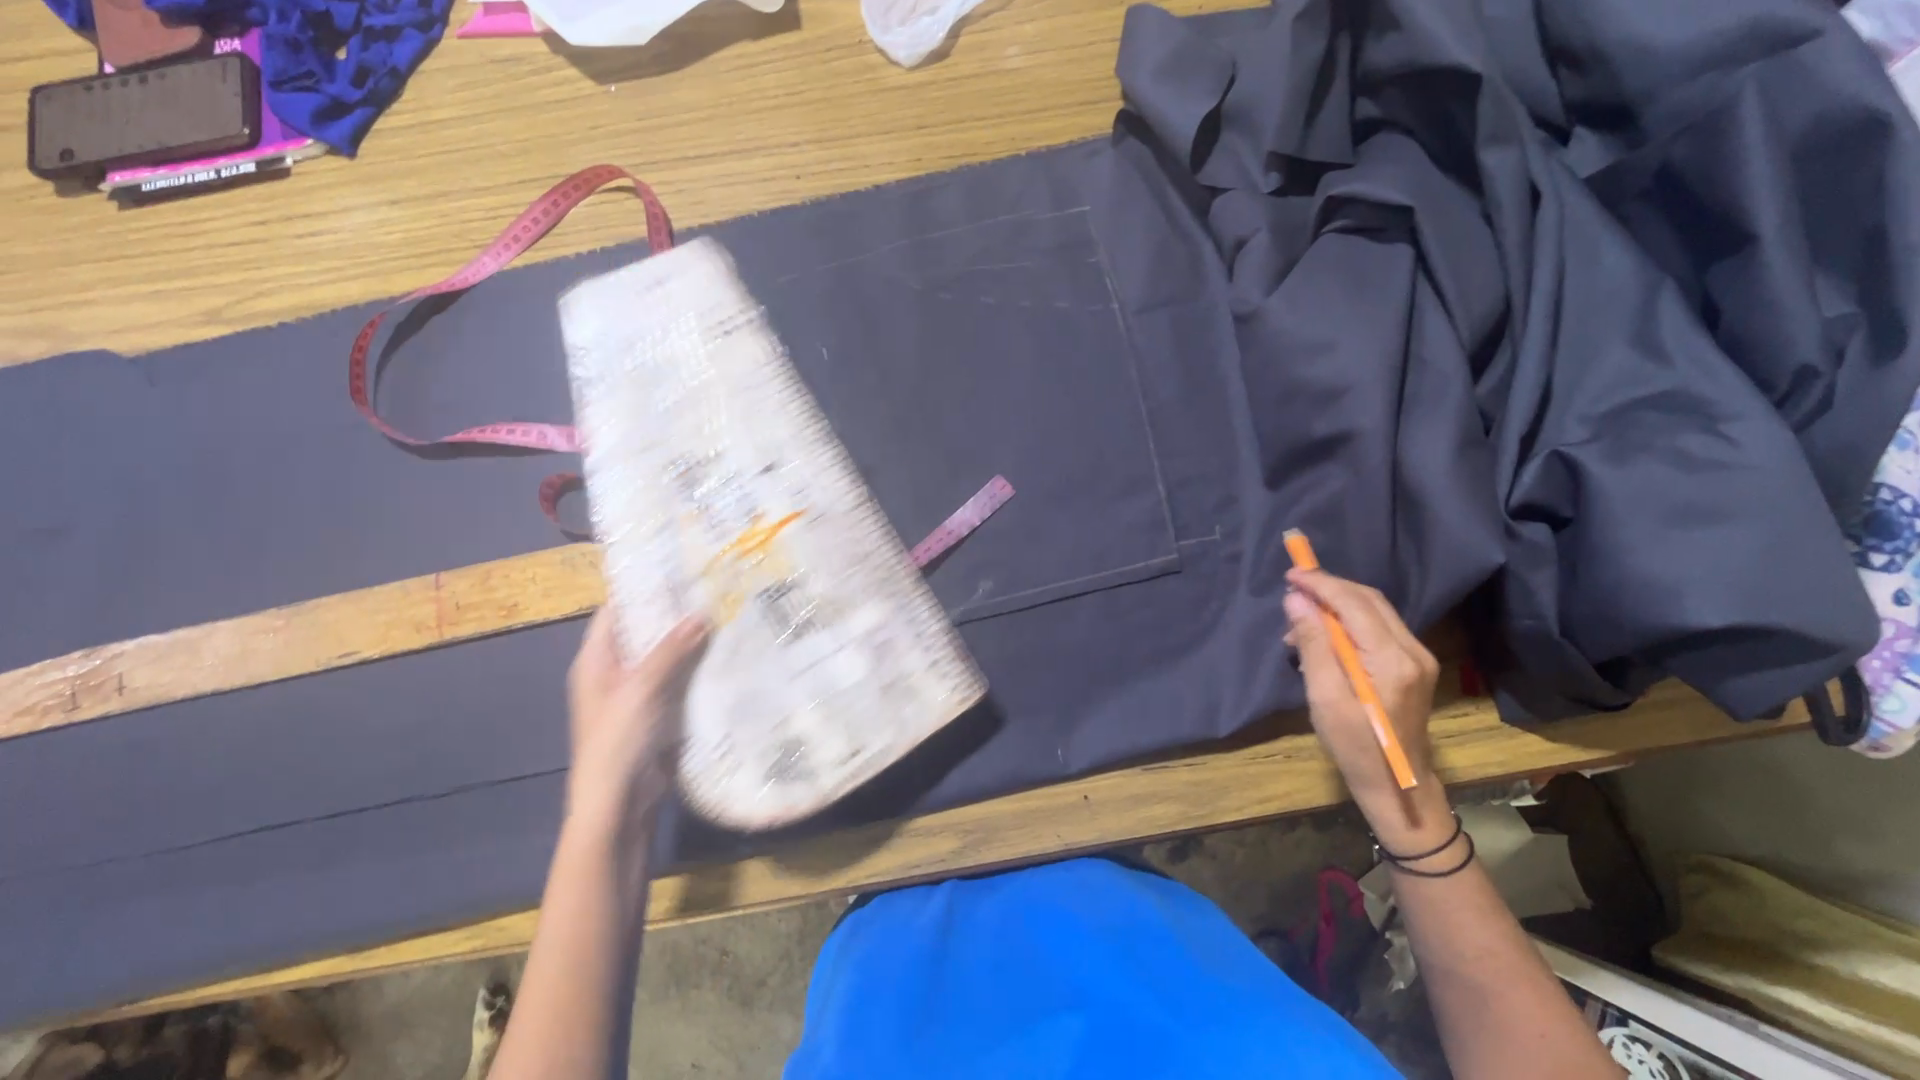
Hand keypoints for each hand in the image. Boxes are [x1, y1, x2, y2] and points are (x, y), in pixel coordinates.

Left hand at [564, 608, 708, 825]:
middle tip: (714, 587)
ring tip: (728, 614)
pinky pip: (681, 684)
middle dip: (676, 614)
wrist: (618, 804)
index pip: (615, 611)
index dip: (643, 588)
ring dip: (692, 643)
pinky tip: (729, 656)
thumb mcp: (641, 689)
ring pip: (667, 658)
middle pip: (645, 633)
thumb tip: (700, 613)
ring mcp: (638, 695)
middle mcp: (615, 673)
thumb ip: (669, 651)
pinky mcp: (660, 715)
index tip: (678, 566)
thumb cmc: (617, 742)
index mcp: (596, 661)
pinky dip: (700, 670)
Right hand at [1283, 569, 1448, 845]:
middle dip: (1329, 588)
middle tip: (1292, 590)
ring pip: (1375, 610)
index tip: (1291, 574)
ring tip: (1301, 621)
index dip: (1322, 584)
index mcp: (1392, 660)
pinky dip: (1350, 621)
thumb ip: (1314, 645)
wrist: (1398, 785)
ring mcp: (1419, 657)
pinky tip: (1325, 635)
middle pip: (1369, 600)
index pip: (1355, 604)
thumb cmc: (1355, 747)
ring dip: (1338, 605)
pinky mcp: (1414, 665)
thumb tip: (1296, 601)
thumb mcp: (1325, 699)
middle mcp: (1413, 650)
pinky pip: (1379, 627)